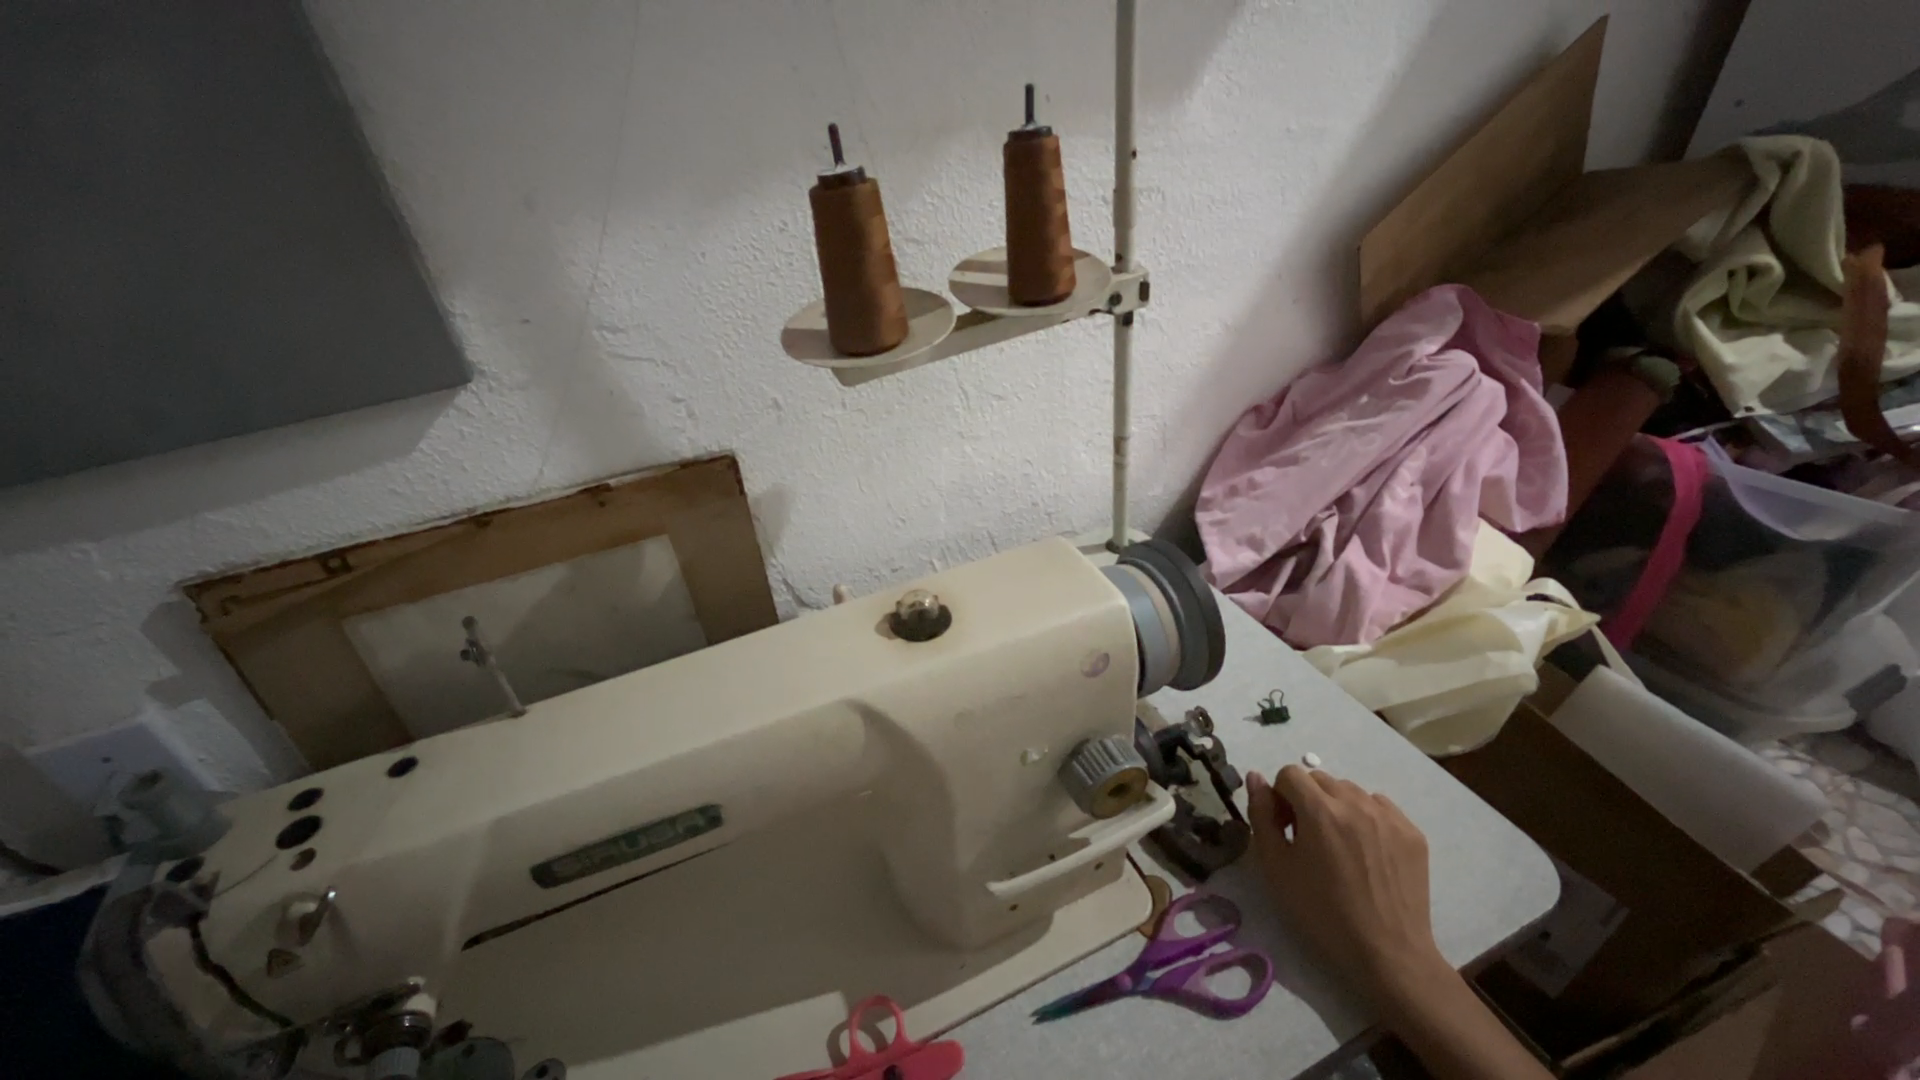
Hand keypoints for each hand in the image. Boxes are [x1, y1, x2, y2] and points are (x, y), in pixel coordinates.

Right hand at [1246, 766, 1448, 1009]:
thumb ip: (1261, 815)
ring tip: (1340, 847)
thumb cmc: (1322, 913)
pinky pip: (1380, 807)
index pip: (1289, 774)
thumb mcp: (1276, 867)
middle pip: (1320, 780)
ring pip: (1350, 791)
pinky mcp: (1412, 833)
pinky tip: (1366, 852)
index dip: (1280, 797)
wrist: (1388, 954)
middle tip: (1308, 839)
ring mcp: (1389, 816)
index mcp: (1319, 809)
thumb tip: (1256, 778)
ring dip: (1337, 807)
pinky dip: (1366, 818)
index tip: (1285, 828)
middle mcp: (1356, 802)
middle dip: (1307, 800)